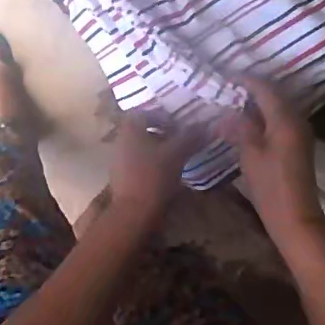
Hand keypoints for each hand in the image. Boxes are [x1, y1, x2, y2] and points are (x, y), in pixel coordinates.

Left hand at [105, 108, 206, 223]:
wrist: (134, 213)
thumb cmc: (153, 176)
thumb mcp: (176, 153)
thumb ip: (190, 137)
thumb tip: (206, 125)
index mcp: (130, 129)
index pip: (145, 112)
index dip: (163, 116)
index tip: (179, 126)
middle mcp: (120, 140)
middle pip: (143, 129)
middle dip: (163, 133)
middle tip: (182, 140)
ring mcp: (118, 160)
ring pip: (141, 147)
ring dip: (159, 149)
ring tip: (178, 157)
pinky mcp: (121, 177)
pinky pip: (139, 162)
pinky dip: (153, 163)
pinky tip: (167, 173)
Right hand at [219, 77, 324, 233]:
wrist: (295, 217)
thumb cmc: (271, 185)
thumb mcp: (250, 153)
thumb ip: (240, 128)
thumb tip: (226, 113)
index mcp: (285, 119)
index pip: (265, 89)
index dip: (245, 81)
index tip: (225, 77)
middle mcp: (297, 120)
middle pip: (274, 96)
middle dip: (251, 91)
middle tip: (226, 91)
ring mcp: (300, 133)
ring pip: (277, 108)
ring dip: (257, 105)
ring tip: (232, 105)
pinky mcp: (298, 145)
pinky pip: (280, 121)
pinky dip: (264, 117)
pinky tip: (246, 125)